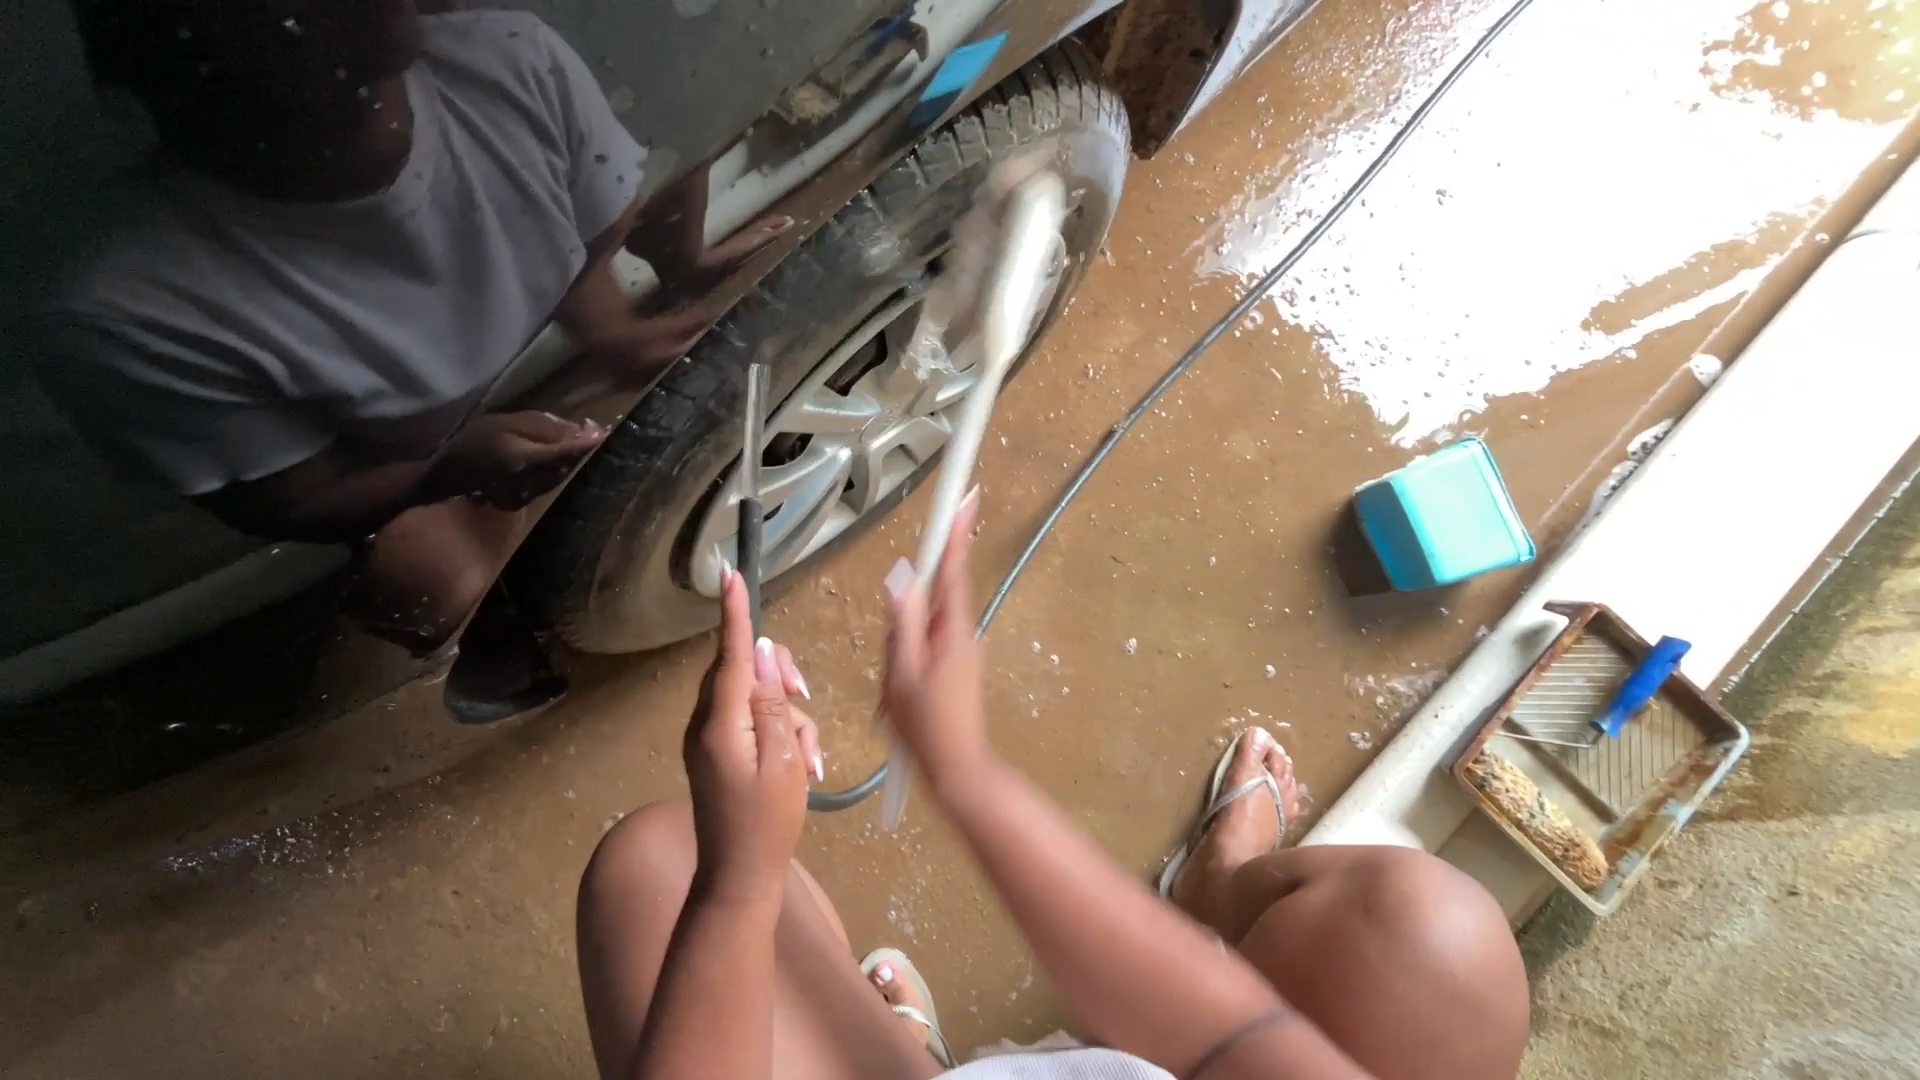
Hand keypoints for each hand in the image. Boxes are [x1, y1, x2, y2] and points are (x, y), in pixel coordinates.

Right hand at [427, 411, 607, 508]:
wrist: (444, 477)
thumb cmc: (471, 443)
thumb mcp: (503, 423)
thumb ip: (542, 426)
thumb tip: (581, 428)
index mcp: (525, 458)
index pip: (566, 450)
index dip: (588, 441)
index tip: (605, 431)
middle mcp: (532, 480)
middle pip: (569, 463)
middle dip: (582, 447)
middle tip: (594, 429)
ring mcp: (530, 494)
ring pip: (563, 473)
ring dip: (572, 458)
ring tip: (578, 440)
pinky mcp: (526, 501)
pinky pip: (552, 481)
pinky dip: (559, 468)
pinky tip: (557, 457)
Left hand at [683, 565, 823, 901]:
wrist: (740, 879)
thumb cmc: (767, 822)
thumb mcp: (784, 759)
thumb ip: (773, 703)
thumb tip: (767, 654)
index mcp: (719, 724)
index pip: (731, 656)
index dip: (735, 614)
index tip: (729, 576)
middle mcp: (707, 724)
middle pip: (746, 672)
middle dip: (781, 681)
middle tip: (805, 697)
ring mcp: (711, 740)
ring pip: (757, 699)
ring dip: (788, 718)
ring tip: (806, 757)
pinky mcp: (720, 753)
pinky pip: (753, 723)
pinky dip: (780, 735)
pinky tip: (801, 766)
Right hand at [882, 488, 991, 798]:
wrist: (958, 768)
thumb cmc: (927, 725)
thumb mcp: (902, 672)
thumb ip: (902, 621)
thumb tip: (902, 575)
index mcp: (951, 628)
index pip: (952, 568)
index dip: (957, 531)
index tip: (969, 496)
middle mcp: (963, 631)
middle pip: (928, 600)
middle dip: (903, 623)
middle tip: (894, 668)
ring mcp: (963, 647)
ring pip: (922, 626)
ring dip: (902, 650)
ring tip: (898, 693)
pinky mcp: (958, 663)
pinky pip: (926, 646)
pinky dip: (909, 663)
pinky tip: (904, 696)